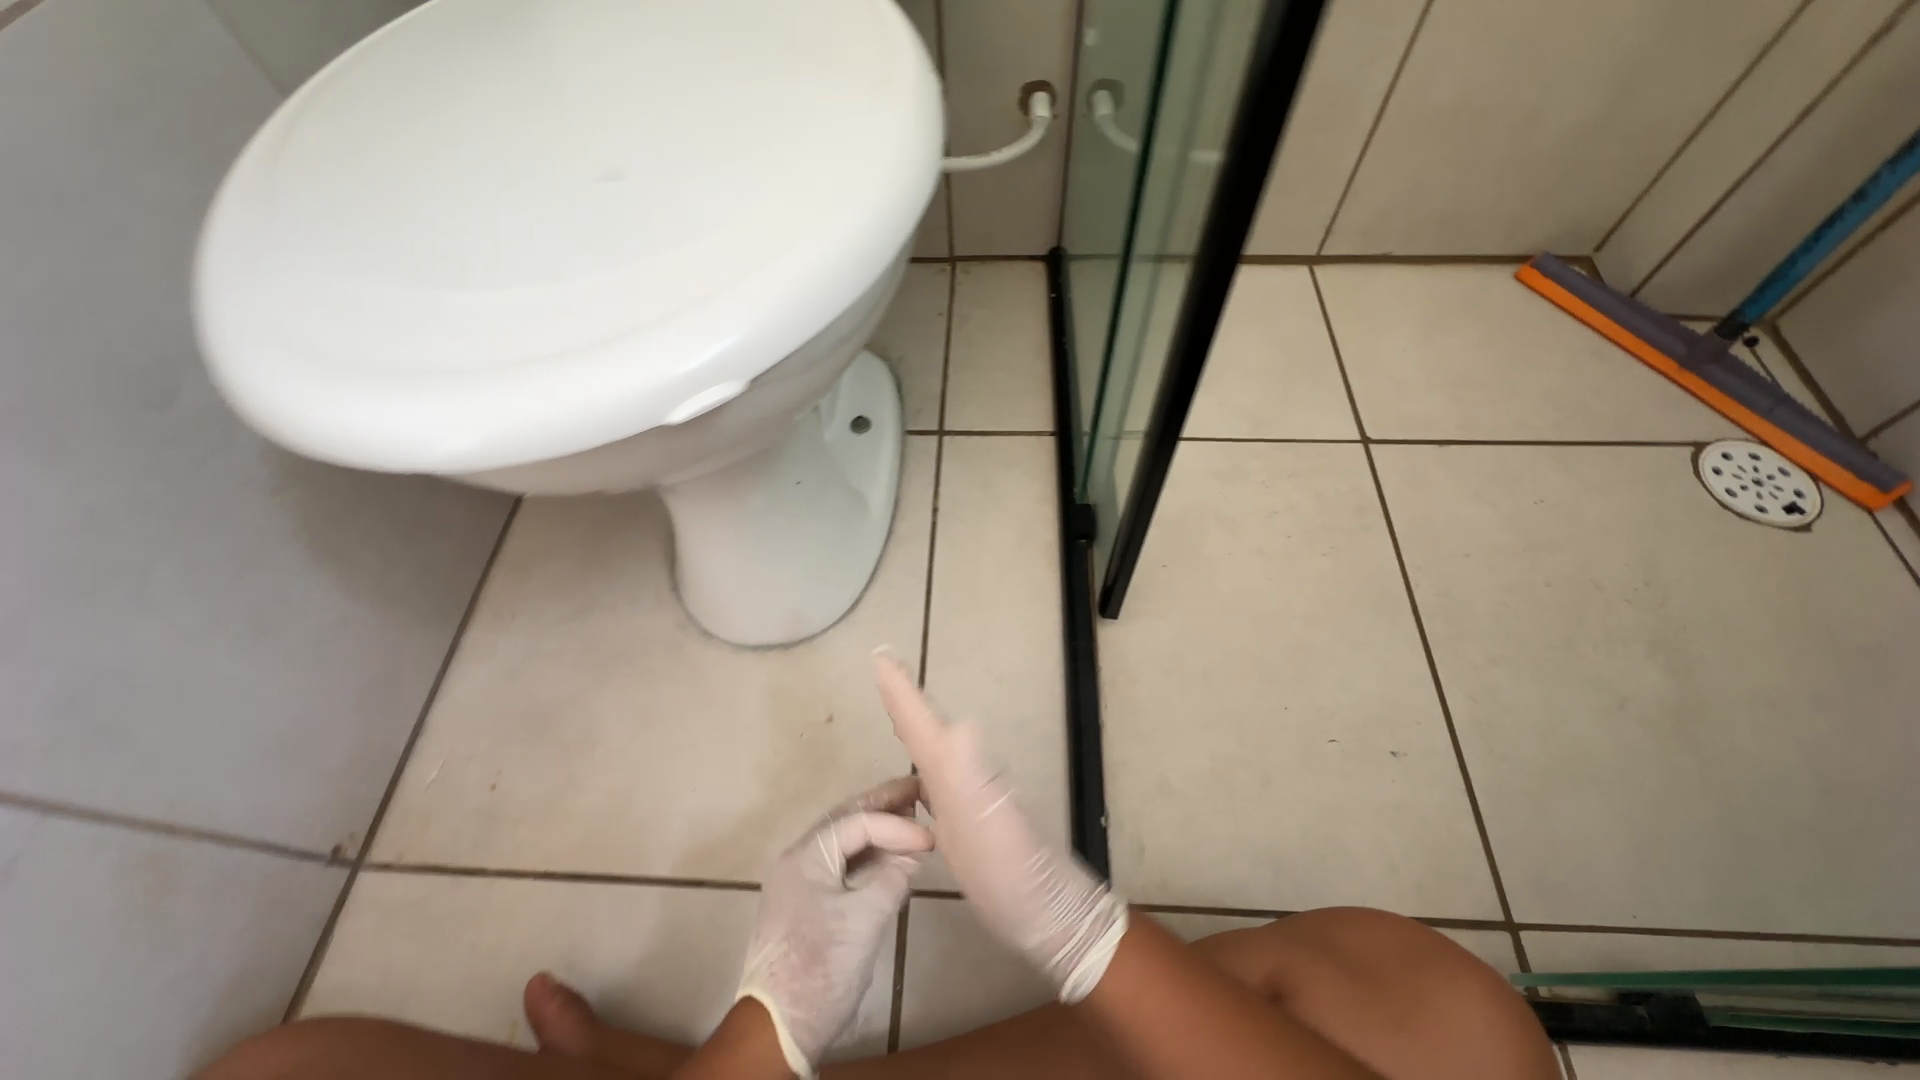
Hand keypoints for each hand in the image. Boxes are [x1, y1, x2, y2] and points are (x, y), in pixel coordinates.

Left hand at [736, 776, 932, 1075]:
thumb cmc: (822, 967)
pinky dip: (867, 858)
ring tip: (910, 818)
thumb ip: (894, 876)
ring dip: (876, 831)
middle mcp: (798, 861)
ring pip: (842, 844)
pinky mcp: (806, 906)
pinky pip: (840, 867)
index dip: (897, 826)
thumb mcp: (867, 919)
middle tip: (918, 790)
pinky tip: (890, 859)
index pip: (857, 823)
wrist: (778, 1027)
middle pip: (845, 822)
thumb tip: (917, 851)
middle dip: (882, 806)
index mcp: (806, 857)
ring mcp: (799, 884)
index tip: (931, 839)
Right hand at [873, 650, 1127, 1002]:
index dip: (902, 692)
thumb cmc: (1011, 874)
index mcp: (963, 771)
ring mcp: (971, 799)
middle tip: (881, 675)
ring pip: (935, 752)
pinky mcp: (972, 823)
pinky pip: (939, 782)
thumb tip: (958, 726)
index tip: (881, 657)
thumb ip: (968, 776)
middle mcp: (967, 775)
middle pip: (929, 729)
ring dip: (914, 730)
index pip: (924, 723)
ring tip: (892, 715)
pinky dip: (924, 766)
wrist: (1049, 912)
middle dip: (904, 703)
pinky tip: (919, 777)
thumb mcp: (986, 825)